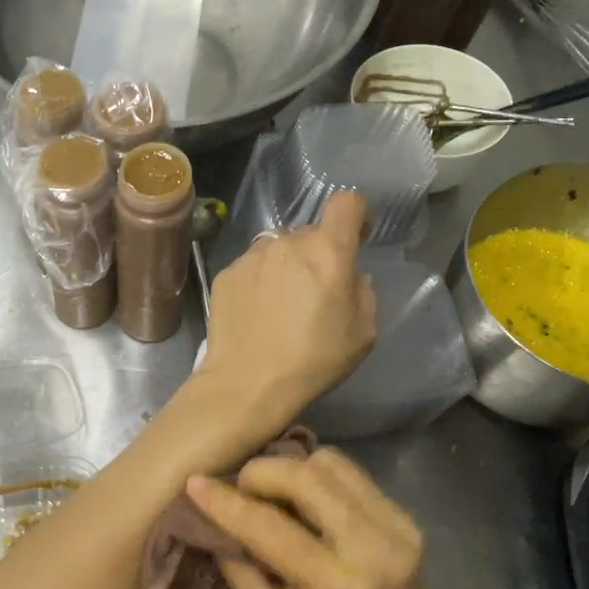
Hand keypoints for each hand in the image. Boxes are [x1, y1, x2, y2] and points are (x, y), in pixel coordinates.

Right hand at [186, 447, 441, 588]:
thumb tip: (210, 518)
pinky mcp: (406, 515)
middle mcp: (375, 549)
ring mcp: (398, 527)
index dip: (228, 503)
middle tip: (240, 490)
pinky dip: (315, 477)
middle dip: (262, 473)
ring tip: (271, 495)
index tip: (195, 482)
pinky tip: (302, 500)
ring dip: (290, 471)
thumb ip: (239, 567)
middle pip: (308, 477)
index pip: (272, 528)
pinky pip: (349, 474)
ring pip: (330, 464)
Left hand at [198, 191, 376, 424]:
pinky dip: (259, 281)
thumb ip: (363, 292)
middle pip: (310, 232)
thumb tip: (350, 277)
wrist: (246, 385)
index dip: (357, 215)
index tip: (358, 237)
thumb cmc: (312, 362)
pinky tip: (257, 313)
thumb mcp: (362, 334)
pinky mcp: (225, 275)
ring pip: (278, 249)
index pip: (346, 203)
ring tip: (282, 305)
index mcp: (327, 251)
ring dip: (286, 265)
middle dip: (318, 253)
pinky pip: (252, 268)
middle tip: (315, 290)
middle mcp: (286, 243)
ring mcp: (250, 257)